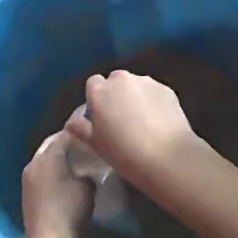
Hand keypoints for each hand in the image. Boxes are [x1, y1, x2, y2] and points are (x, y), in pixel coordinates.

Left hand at [21, 132, 94, 237]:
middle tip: (83, 143)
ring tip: (76, 158)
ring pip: (44, 158)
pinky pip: (40, 171)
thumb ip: (87, 170)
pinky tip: (64, 175)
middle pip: (50, 144)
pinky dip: (51, 168)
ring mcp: (27, 177)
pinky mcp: (26, 191)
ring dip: (57, 156)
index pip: (63, 134)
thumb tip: (87, 166)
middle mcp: (33, 162)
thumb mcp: (87, 187)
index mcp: (47, 157)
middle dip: (66, 142)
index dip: (77, 131)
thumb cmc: (69, 211)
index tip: (90, 130)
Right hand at [65, 72, 195, 187]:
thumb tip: (71, 123)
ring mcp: (146, 82)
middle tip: (121, 118)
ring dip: (136, 96)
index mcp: (100, 91)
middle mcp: (122, 80)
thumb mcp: (96, 144)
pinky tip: (158, 121)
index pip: (93, 84)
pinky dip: (154, 101)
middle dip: (116, 94)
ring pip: (136, 85)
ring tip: (143, 120)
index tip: (102, 115)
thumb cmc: (124, 152)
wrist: (167, 157)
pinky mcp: (167, 89)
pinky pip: (154, 92)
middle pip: (115, 81)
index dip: (97, 98)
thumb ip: (81, 129)